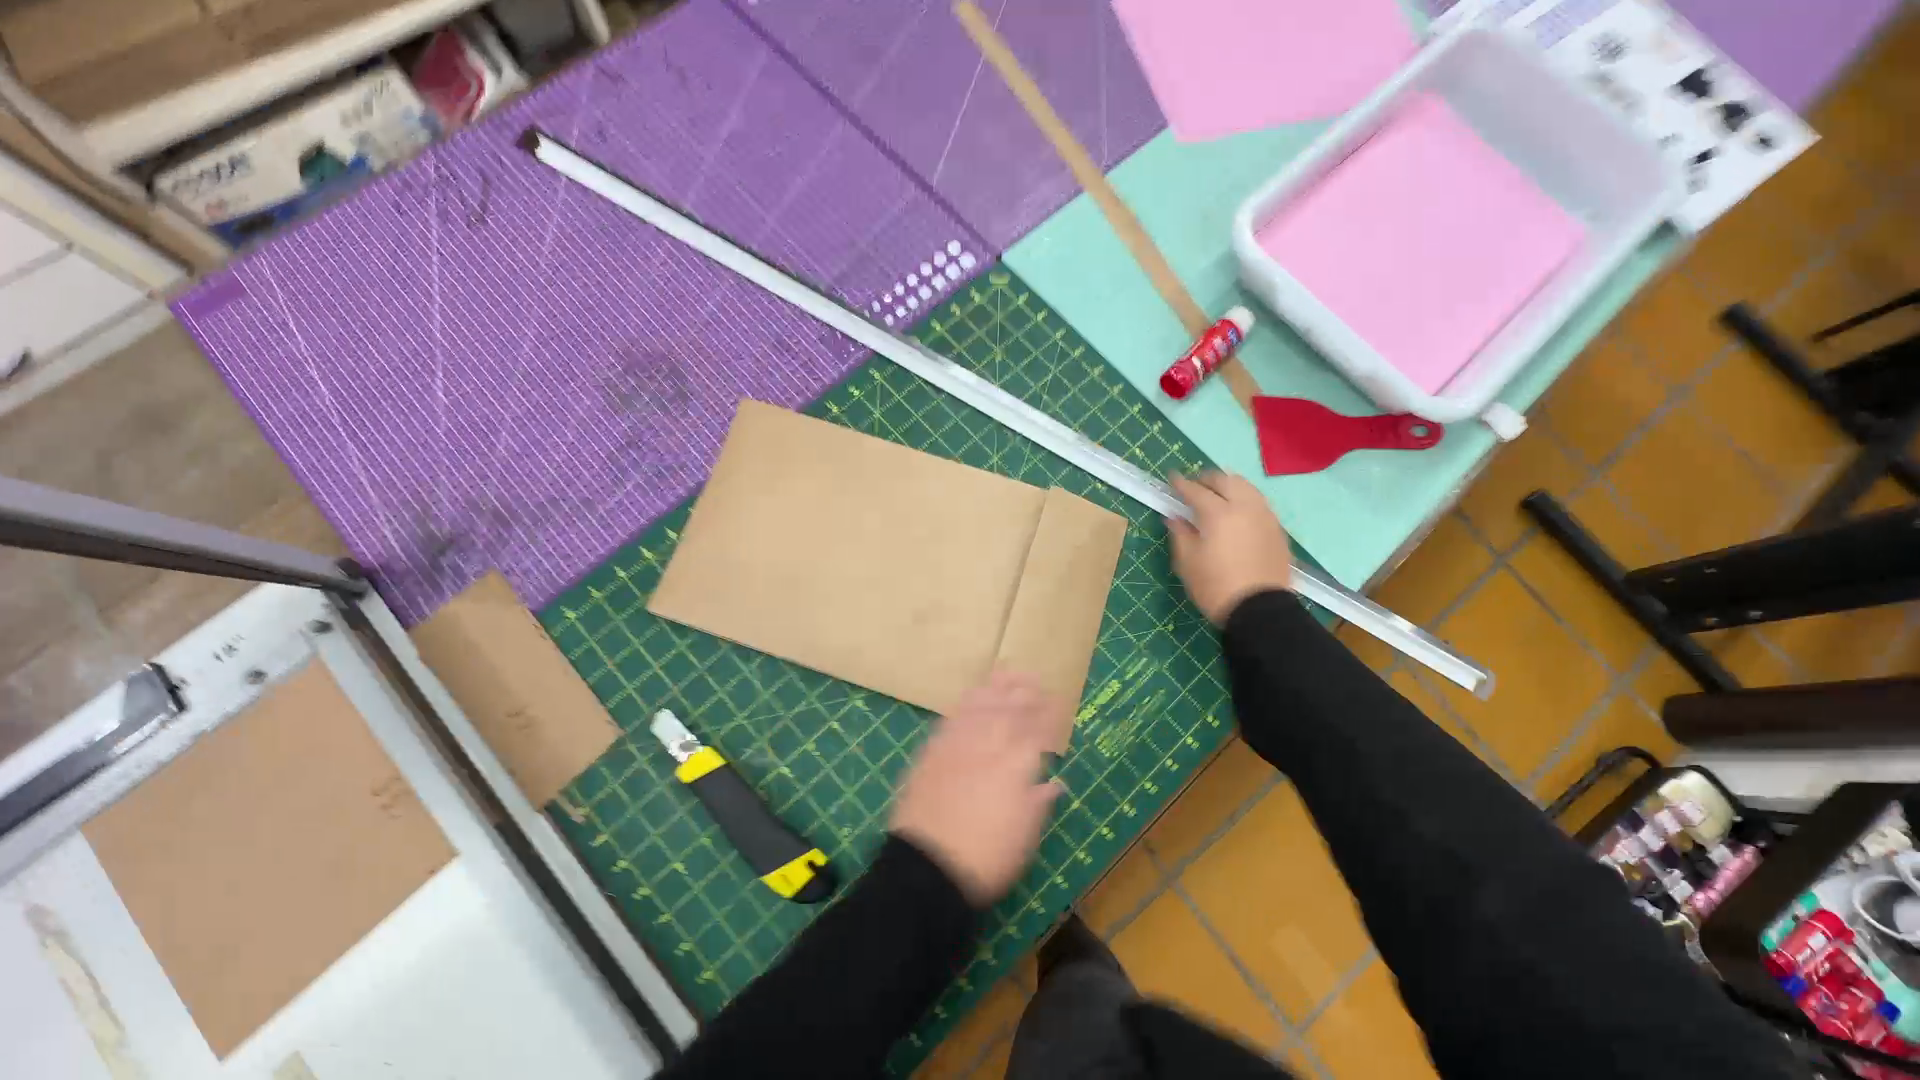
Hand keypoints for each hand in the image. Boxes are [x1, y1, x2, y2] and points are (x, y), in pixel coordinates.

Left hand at [890, 672, 1066, 906]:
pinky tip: (967, 701)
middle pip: (1007, 710)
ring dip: (993, 690)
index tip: (1056, 700)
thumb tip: (1054, 783)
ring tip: (1003, 675)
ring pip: (977, 708)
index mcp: (1017, 767)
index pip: (1036, 729)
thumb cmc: (986, 860)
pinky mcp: (929, 755)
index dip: (1047, 713)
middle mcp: (987, 748)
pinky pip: (949, 721)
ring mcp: (955, 748)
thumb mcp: (1025, 837)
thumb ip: (1039, 802)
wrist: (927, 869)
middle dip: (1022, 692)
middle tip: (1032, 679)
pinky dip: (963, 707)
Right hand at [1167, 471, 1292, 625]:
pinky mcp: (1277, 529)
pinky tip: (1238, 512)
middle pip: (1225, 480)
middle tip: (1195, 486)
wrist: (1260, 610)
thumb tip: (1175, 517)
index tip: (1172, 479)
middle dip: (1207, 479)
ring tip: (1218, 494)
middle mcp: (1244, 507)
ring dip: (1229, 485)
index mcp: (1217, 513)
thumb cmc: (1215, 587)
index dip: (1181, 484)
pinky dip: (1245, 499)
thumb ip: (1180, 534)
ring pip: (1247, 487)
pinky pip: (1259, 503)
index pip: (1195, 490)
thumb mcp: (1187, 563)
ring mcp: (1264, 516)